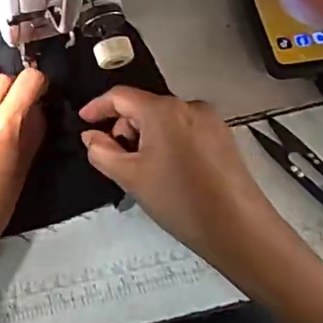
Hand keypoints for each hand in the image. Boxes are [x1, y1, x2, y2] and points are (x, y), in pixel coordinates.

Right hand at [78, 88, 291, 270]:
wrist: (236, 226)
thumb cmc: (183, 201)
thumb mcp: (130, 177)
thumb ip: (101, 151)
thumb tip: (92, 137)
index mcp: (163, 110)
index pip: (120, 96)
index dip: (97, 107)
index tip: (85, 119)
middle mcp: (189, 107)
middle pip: (143, 107)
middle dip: (124, 129)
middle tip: (116, 160)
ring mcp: (209, 121)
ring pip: (164, 121)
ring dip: (146, 139)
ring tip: (145, 173)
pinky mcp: (222, 137)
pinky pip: (184, 131)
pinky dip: (168, 144)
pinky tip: (168, 173)